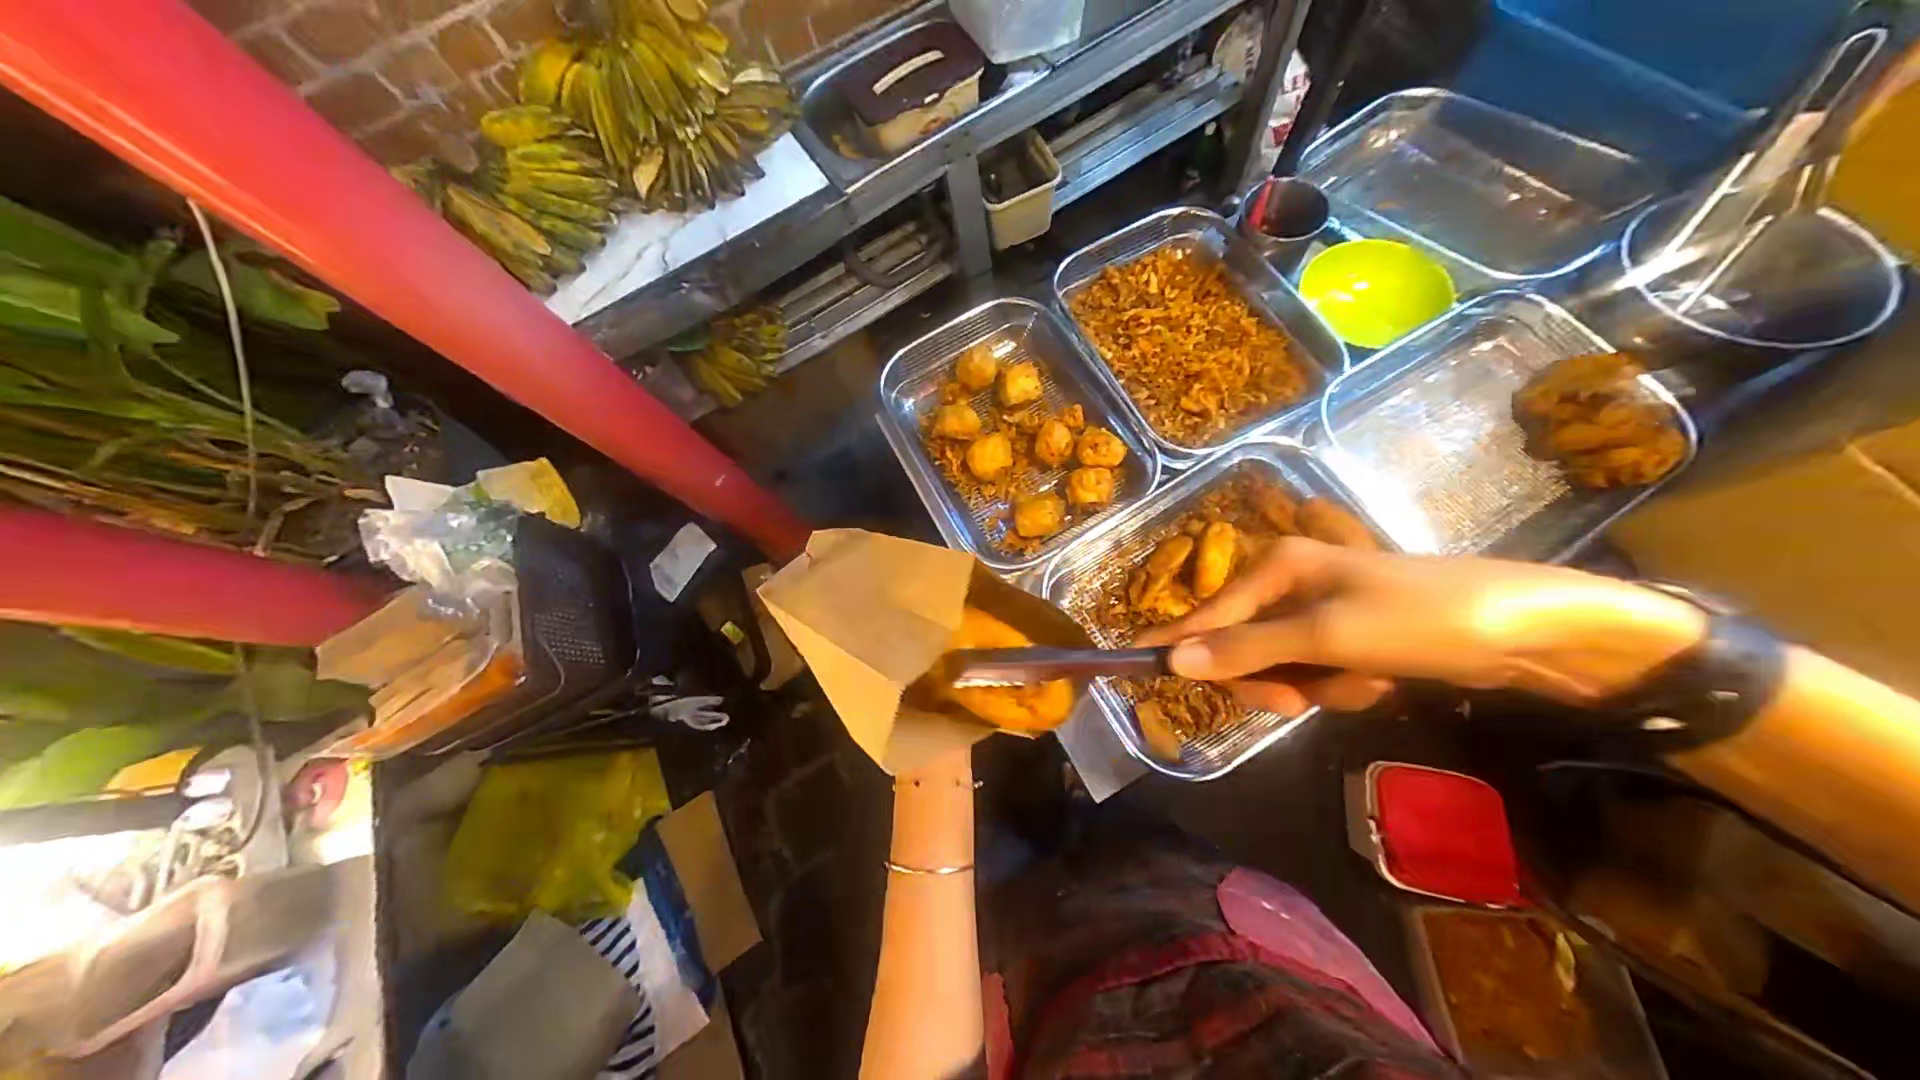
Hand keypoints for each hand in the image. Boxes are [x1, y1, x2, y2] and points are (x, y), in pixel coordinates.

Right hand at [1134, 538, 1705, 714]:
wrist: (1528, 631)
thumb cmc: (1418, 619)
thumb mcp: (1326, 637)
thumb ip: (1247, 650)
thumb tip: (1174, 661)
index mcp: (1276, 568)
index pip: (1208, 614)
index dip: (1177, 643)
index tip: (1135, 662)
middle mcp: (1289, 585)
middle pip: (1241, 647)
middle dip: (1270, 680)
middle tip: (1296, 703)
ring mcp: (1321, 612)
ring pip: (1280, 668)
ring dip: (1315, 688)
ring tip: (1363, 683)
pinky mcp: (1350, 637)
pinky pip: (1317, 674)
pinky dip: (1342, 688)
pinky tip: (1380, 682)